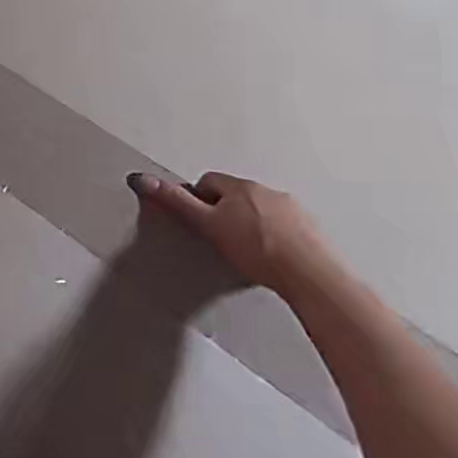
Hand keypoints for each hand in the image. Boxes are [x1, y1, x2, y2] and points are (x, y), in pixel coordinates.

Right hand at [128, 171, 339, 294]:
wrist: (315, 278)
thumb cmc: (259, 250)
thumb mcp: (207, 224)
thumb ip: (174, 201)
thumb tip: (141, 179)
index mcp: (242, 186)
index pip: (208, 182)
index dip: (198, 200)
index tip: (200, 219)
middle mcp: (269, 192)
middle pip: (235, 195)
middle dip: (226, 210)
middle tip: (222, 235)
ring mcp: (296, 212)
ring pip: (262, 211)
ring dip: (253, 223)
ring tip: (250, 250)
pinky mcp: (315, 232)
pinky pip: (287, 227)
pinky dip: (277, 237)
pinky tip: (274, 257)